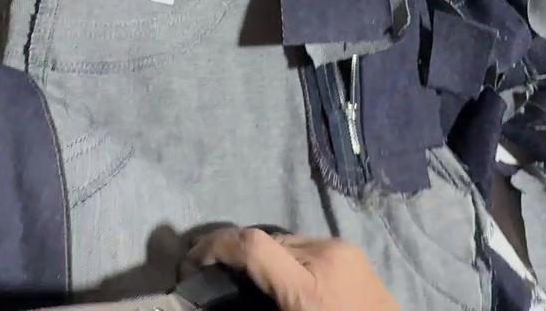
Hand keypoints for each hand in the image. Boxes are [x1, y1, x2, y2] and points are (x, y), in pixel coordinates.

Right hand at [189, 228, 397, 310]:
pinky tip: (288, 282)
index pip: (254, 246)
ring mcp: (342, 249)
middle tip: (216, 277)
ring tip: (255, 284)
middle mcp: (325, 258)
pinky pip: (308, 246)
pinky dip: (291, 261)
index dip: (215, 245)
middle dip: (238, 256)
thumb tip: (228, 297)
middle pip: (267, 241)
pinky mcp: (353, 250)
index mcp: (309, 292)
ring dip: (267, 259)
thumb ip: (260, 307)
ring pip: (286, 241)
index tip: (191, 259)